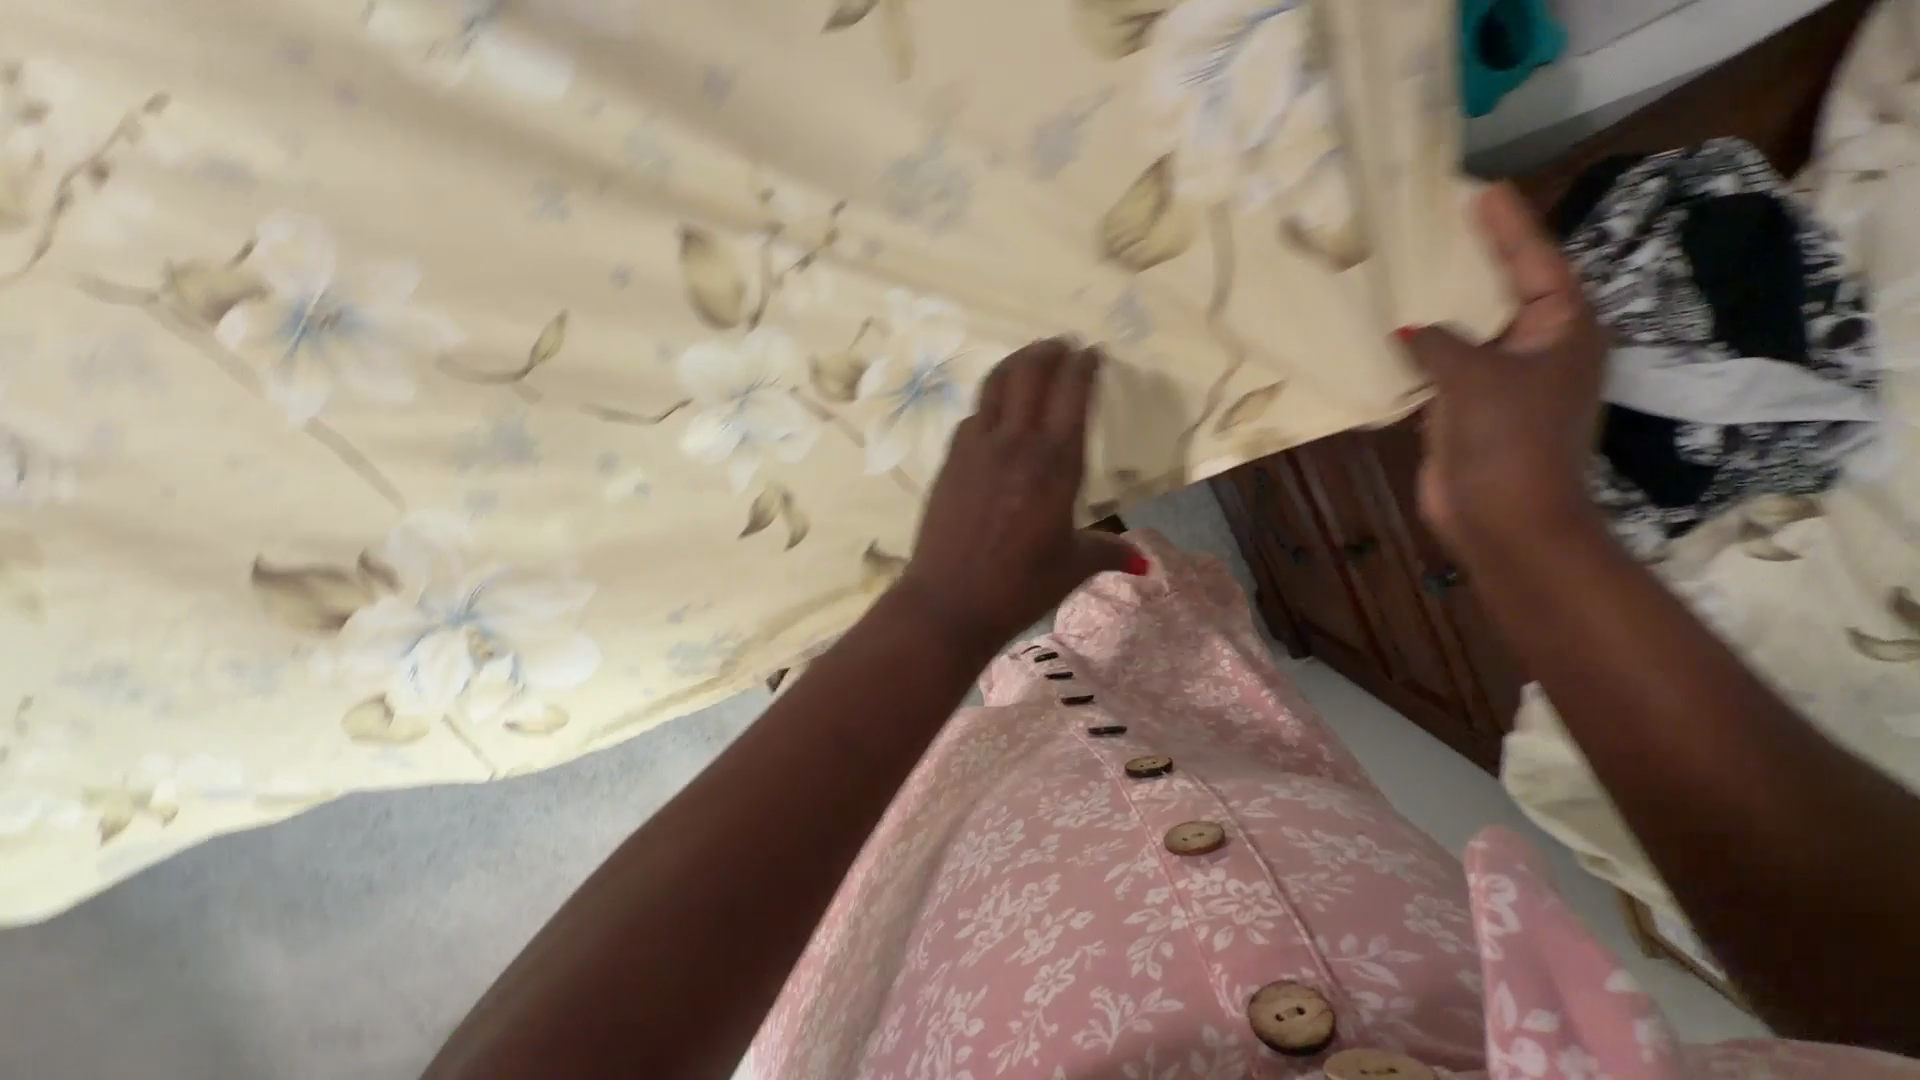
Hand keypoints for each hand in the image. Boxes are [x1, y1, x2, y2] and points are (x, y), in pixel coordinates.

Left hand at [896, 338, 1143, 650]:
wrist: (949, 602)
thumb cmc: (1019, 587)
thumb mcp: (1073, 567)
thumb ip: (1109, 552)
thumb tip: (1143, 562)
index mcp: (1057, 464)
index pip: (1072, 393)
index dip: (1084, 366)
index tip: (1092, 353)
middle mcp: (1017, 443)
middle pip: (1032, 373)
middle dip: (1050, 351)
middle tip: (1062, 345)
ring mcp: (977, 447)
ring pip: (996, 384)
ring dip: (1016, 363)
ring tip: (1029, 358)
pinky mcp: (950, 460)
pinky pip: (974, 414)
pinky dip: (990, 400)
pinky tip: (995, 409)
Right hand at [1399, 184, 1609, 555]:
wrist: (1503, 520)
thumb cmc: (1507, 441)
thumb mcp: (1476, 378)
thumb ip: (1440, 342)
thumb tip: (1408, 328)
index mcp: (1562, 329)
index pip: (1535, 262)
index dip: (1507, 226)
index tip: (1481, 190)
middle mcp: (1537, 347)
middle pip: (1502, 290)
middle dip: (1471, 259)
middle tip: (1437, 220)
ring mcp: (1502, 381)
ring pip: (1467, 330)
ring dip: (1438, 307)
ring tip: (1405, 269)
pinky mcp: (1468, 409)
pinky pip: (1441, 366)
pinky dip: (1418, 350)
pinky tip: (1388, 331)